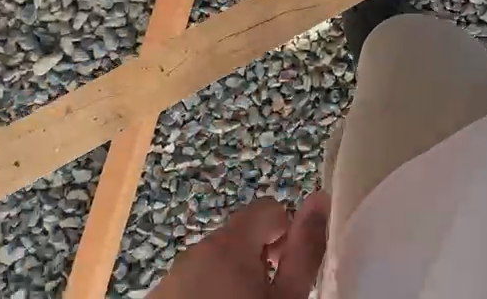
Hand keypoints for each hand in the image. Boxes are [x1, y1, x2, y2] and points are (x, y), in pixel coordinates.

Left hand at [150, 193, 329, 298]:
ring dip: (230, 281)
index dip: (286, 233)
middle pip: (238, 238)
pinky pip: (189, 288)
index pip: (268, 209)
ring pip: (213, 265)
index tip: (286, 271)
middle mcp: (193, 254)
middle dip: (258, 261)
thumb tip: (320, 198)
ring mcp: (167, 283)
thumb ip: (305, 249)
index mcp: (228, 245)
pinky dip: (205, 298)